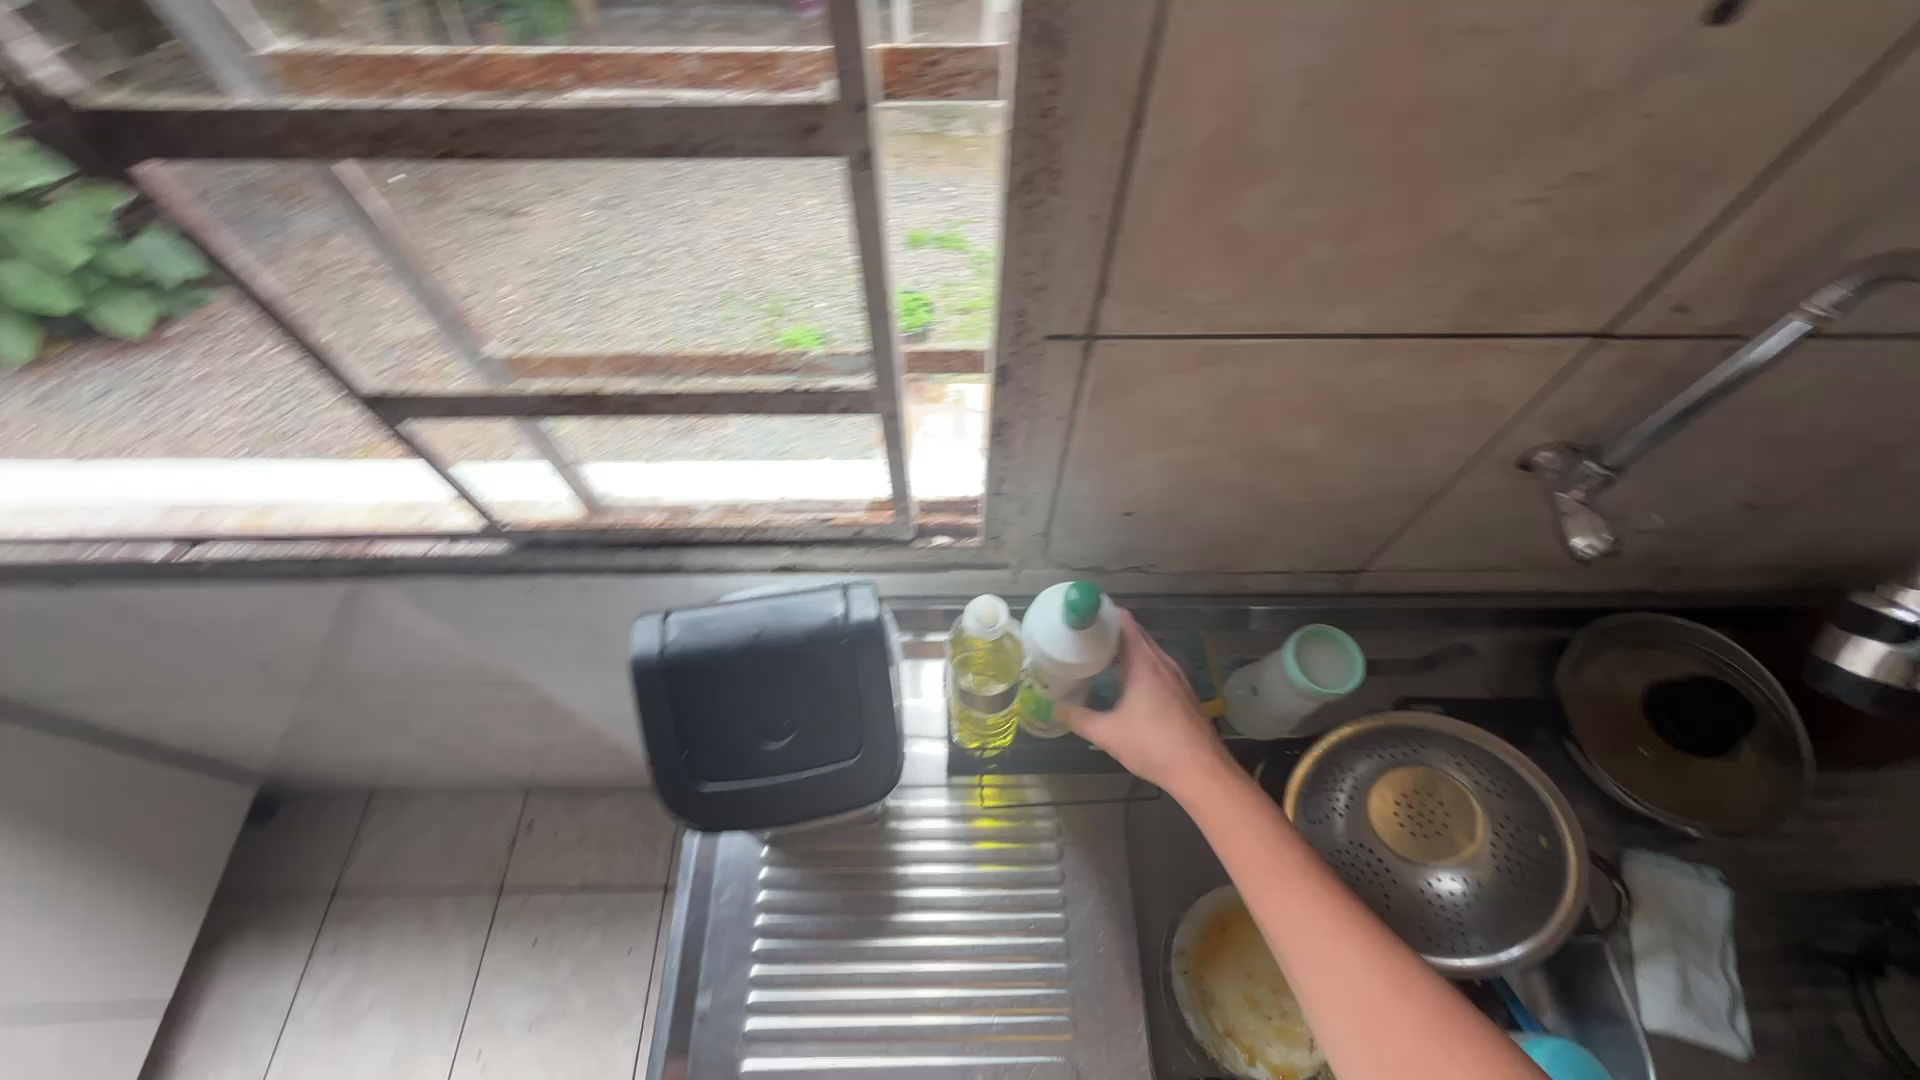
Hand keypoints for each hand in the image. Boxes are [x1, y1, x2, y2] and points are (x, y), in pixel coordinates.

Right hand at [1057, 608, 1236, 798]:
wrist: (1202, 771)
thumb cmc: (1154, 746)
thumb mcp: (1107, 734)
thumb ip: (1078, 718)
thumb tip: (1055, 708)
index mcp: (1144, 662)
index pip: (1124, 622)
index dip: (1102, 615)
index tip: (1081, 619)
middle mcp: (1163, 663)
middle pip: (1135, 635)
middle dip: (1109, 635)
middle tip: (1081, 641)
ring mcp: (1177, 678)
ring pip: (1147, 653)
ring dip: (1124, 653)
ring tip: (1097, 660)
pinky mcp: (1183, 694)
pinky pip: (1156, 669)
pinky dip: (1138, 668)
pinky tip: (1124, 686)